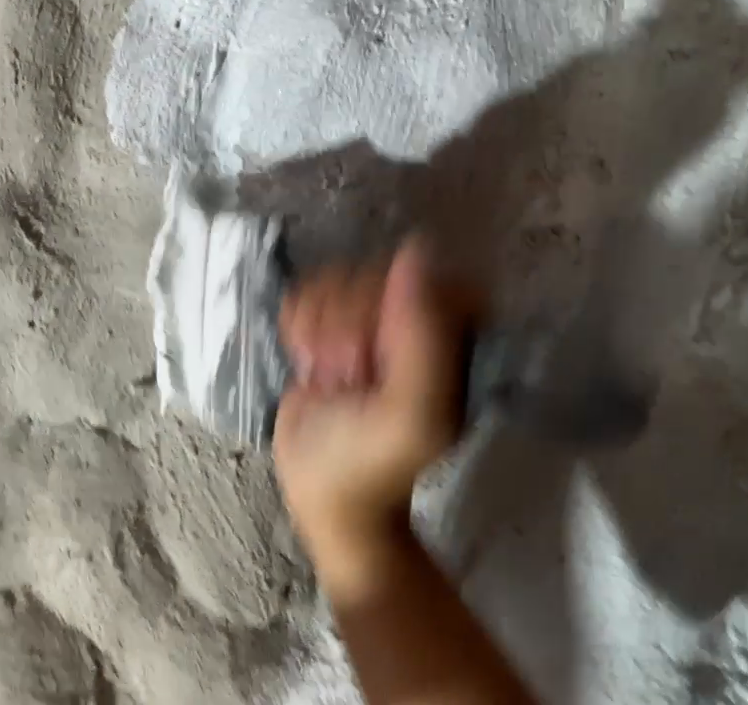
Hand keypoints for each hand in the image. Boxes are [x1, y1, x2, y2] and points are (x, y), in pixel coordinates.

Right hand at [273, 238, 473, 594]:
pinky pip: (305, 293)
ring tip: (329, 374)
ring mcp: (364, 322)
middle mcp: (409, 321)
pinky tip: (308, 363)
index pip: (424, 273)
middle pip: (371, 273)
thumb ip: (422, 337)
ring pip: (333, 279)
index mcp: (450, 337)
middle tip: (351, 373)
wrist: (322, 493)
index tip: (380, 344)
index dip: (392, 299)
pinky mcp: (324, 326)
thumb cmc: (372, 463)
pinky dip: (297, 327)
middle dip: (347, 322)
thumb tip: (412, 254)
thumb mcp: (412, 412)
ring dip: (318, 328)